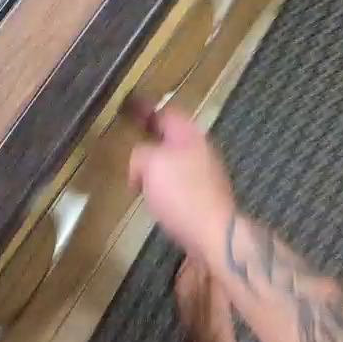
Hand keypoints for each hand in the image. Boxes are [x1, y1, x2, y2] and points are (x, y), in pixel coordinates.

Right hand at [128, 103, 237, 253]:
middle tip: (130, 142)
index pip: (166, 112)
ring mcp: (204, 174)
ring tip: (135, 173)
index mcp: (189, 135)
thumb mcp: (151, 163)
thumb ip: (140, 154)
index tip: (129, 107)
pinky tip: (152, 198)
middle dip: (150, 138)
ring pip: (174, 161)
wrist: (213, 234)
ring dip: (155, 165)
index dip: (146, 109)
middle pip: (171, 136)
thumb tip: (140, 165)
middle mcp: (200, 150)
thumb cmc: (182, 193)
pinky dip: (162, 186)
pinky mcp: (203, 198)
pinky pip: (177, 184)